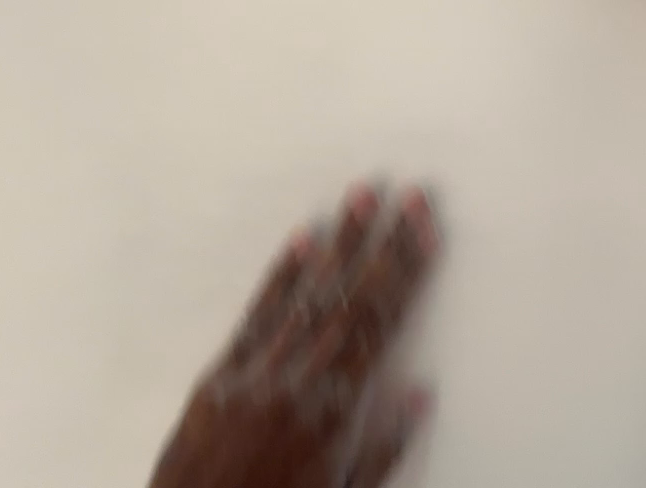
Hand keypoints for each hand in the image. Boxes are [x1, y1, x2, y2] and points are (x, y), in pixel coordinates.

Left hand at [149, 184, 440, 487]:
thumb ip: (384, 447)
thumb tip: (420, 392)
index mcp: (334, 411)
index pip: (381, 323)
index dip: (407, 272)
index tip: (426, 231)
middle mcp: (298, 380)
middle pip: (352, 299)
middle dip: (385, 243)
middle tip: (408, 198)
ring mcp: (256, 372)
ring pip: (308, 295)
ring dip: (339, 243)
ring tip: (360, 197)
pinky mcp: (219, 375)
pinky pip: (256, 316)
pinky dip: (280, 276)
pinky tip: (301, 240)